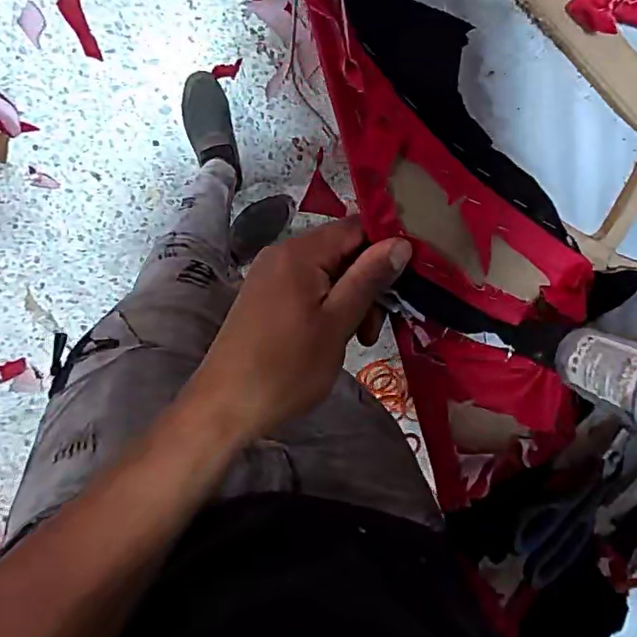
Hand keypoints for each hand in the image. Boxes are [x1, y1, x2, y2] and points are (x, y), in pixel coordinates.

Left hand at [180, 219, 410, 438]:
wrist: (225, 408)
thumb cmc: (287, 367)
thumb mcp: (338, 322)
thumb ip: (370, 277)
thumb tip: (402, 242)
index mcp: (301, 252)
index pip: (358, 227)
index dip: (388, 247)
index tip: (411, 278)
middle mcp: (284, 253)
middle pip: (345, 250)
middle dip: (370, 281)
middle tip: (380, 324)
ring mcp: (272, 275)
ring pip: (331, 272)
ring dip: (354, 298)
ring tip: (361, 338)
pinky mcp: (268, 296)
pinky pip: (312, 287)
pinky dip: (332, 306)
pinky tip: (337, 336)